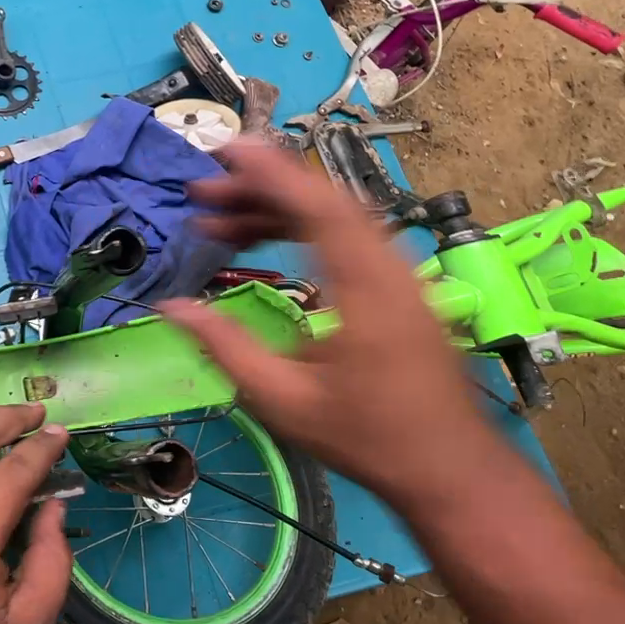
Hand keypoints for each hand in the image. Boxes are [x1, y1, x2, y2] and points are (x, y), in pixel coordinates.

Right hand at [161, 143, 499, 515]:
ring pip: (333, 217)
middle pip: (322, 202)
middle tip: (202, 191)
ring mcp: (398, 276)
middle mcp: (388, 269)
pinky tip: (258, 242)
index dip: (270, 172)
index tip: (226, 150)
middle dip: (258, 187)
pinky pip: (343, 237)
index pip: (317, 207)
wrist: (452, 473)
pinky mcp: (397, 288)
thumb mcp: (282, 400)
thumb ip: (224, 347)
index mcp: (365, 290)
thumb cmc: (369, 439)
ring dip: (274, 208)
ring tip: (217, 219)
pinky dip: (297, 228)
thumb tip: (172, 306)